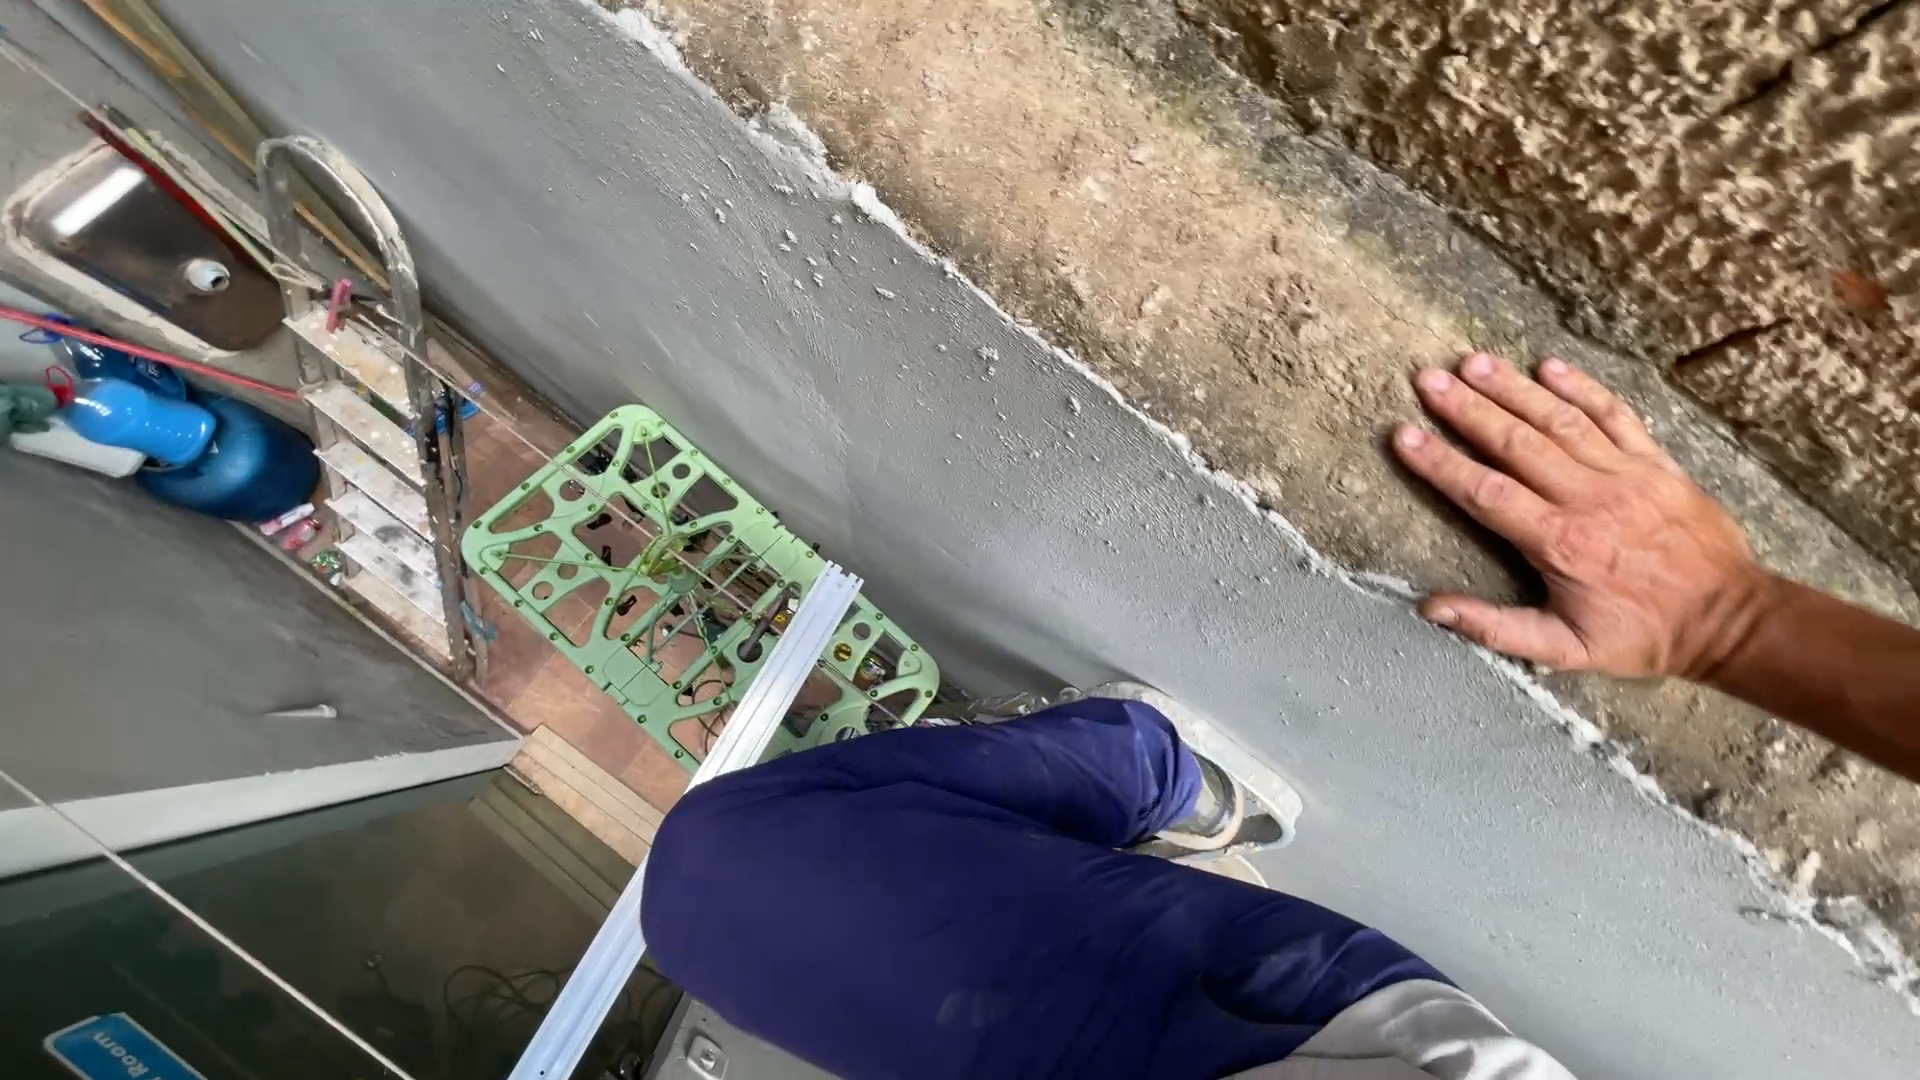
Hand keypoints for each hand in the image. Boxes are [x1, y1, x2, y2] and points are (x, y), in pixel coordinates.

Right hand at [1392, 352, 1772, 678]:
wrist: (1736, 621)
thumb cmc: (1642, 635)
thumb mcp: (1564, 649)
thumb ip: (1494, 628)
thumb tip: (1430, 608)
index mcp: (1560, 542)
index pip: (1484, 492)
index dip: (1440, 462)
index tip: (1404, 436)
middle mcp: (1589, 499)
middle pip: (1517, 443)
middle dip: (1467, 409)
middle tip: (1429, 380)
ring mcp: (1626, 476)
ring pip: (1559, 421)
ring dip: (1513, 388)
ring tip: (1473, 362)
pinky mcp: (1657, 464)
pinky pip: (1616, 417)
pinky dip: (1582, 388)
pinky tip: (1549, 366)